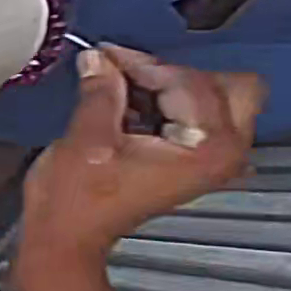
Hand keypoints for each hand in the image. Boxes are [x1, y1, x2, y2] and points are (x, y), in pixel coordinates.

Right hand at [23, 45, 264, 257]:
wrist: (64, 238)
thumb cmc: (74, 200)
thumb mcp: (85, 139)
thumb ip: (100, 93)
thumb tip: (98, 58)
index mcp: (208, 148)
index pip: (189, 83)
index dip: (143, 64)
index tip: (106, 53)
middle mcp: (225, 153)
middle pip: (226, 86)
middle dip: (174, 75)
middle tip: (124, 73)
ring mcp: (211, 160)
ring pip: (214, 99)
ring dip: (167, 89)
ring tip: (118, 90)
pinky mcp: (192, 163)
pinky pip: (196, 118)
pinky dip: (165, 106)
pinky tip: (125, 108)